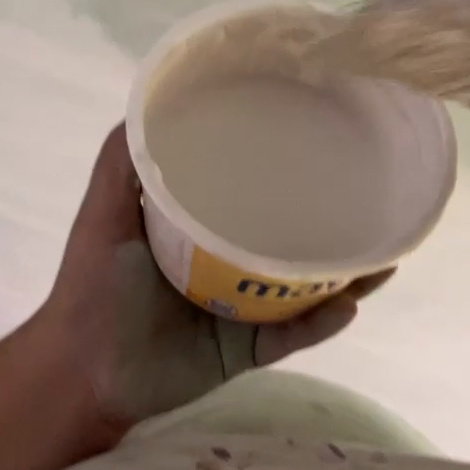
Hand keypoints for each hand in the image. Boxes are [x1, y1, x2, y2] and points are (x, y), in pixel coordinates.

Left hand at [22, 125, 389, 435]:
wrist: (85, 370)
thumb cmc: (95, 286)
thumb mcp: (105, 212)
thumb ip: (121, 161)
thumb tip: (150, 98)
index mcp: (198, 228)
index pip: (248, 190)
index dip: (281, 166)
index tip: (318, 135)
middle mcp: (227, 262)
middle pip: (288, 237)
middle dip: (330, 221)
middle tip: (373, 196)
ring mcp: (241, 307)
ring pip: (303, 286)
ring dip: (344, 273)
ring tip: (384, 254)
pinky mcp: (246, 349)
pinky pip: (292, 335)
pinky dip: (320, 322)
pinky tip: (348, 302)